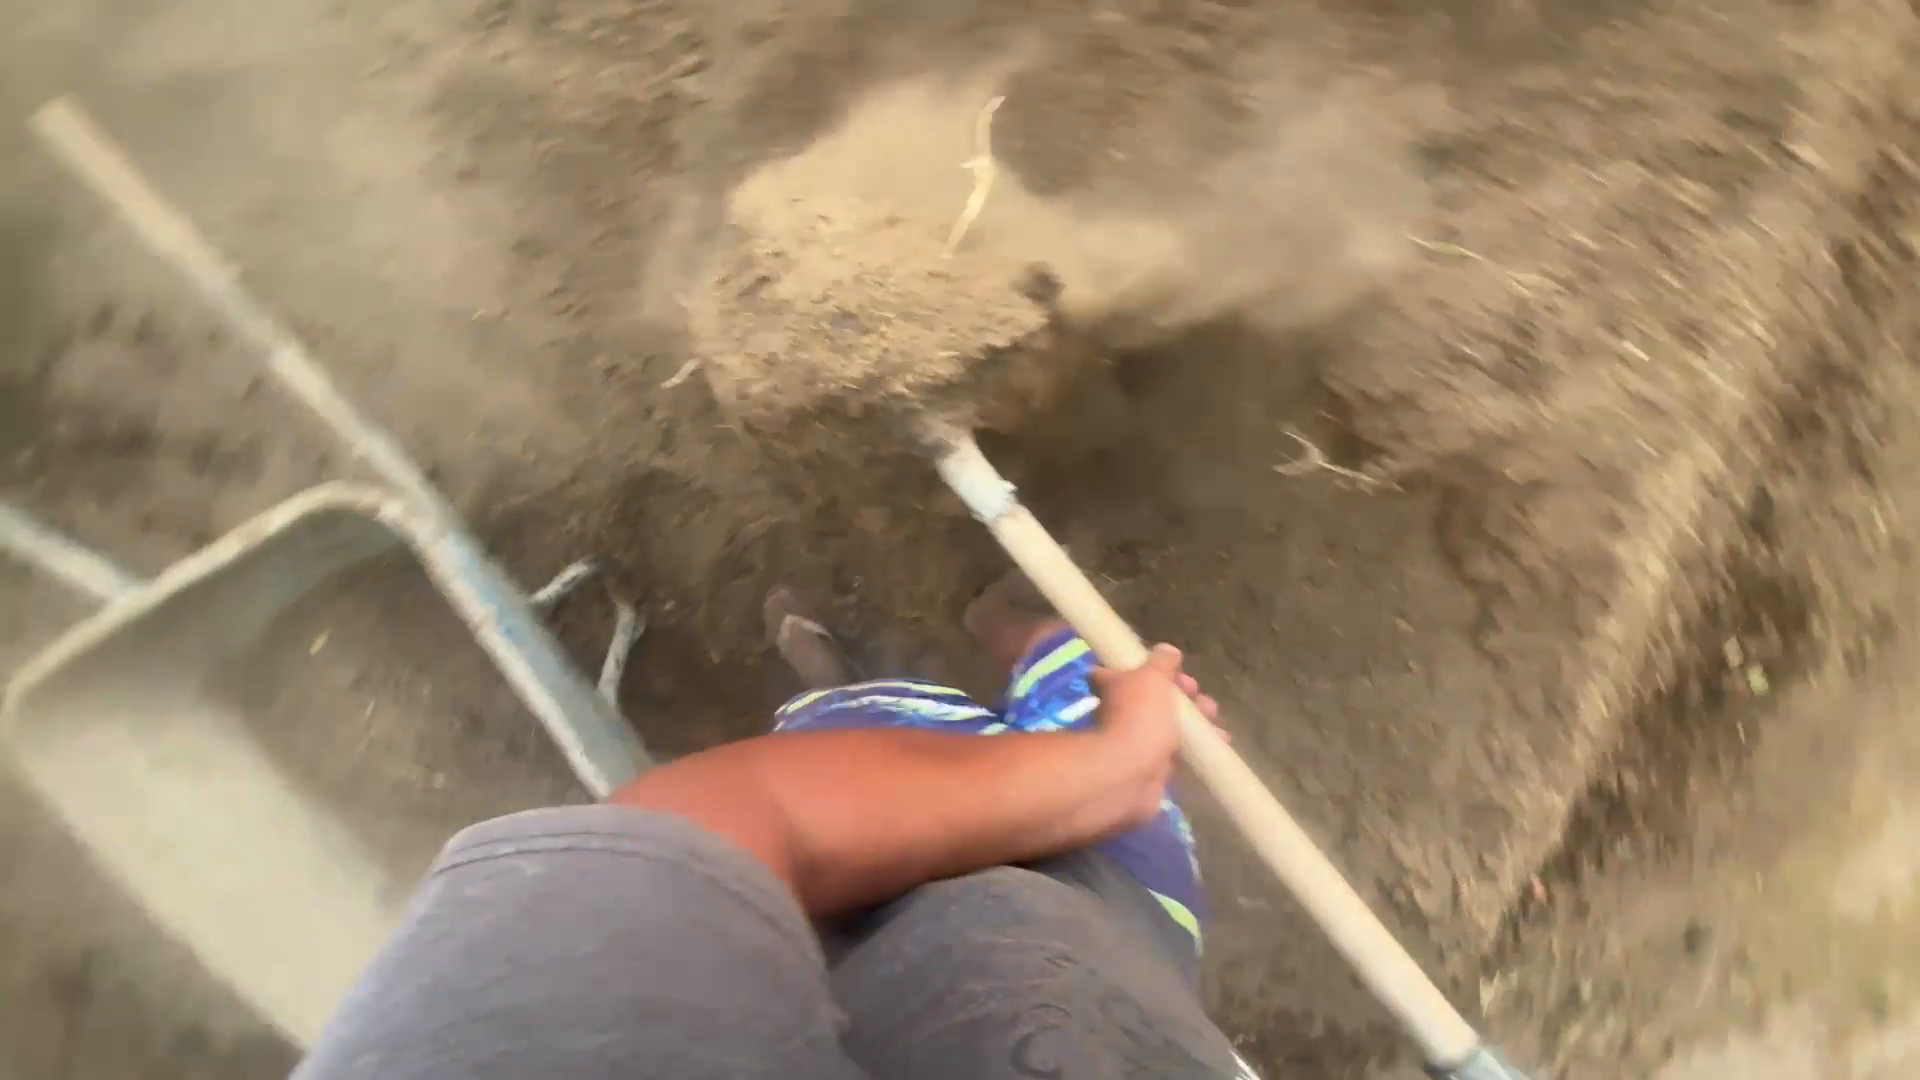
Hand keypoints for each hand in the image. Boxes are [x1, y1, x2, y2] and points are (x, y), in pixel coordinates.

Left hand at [1089, 645, 1219, 827]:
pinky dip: (1198, 746)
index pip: (1121, 670)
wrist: (1131, 774)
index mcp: (1114, 686)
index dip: (1147, 667)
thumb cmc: (1139, 717)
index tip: (1172, 669)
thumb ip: (1161, 663)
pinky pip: (1178, 752)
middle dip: (1181, 694)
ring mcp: (1135, 741)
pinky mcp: (1152, 767)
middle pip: (1153, 697)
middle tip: (1198, 694)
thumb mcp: (1152, 678)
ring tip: (1214, 719)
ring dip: (1194, 719)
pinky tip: (1219, 742)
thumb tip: (1166, 649)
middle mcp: (1120, 712)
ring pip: (1168, 724)